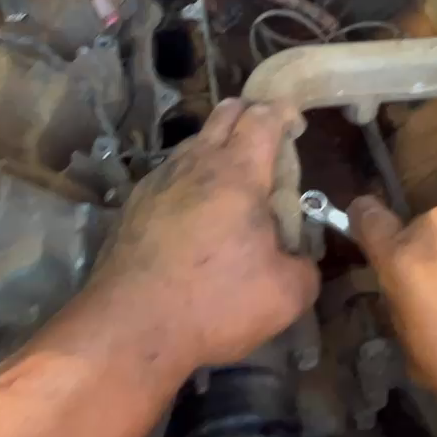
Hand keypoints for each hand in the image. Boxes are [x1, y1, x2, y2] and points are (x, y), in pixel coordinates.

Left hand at [84, 98, 319, 370]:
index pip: (263, 117)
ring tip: (232, 184)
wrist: (131, 325)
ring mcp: (161, 177)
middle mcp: (197, 161)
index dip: (283, 112)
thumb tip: (300, 259)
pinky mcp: (137, 200)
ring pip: (196, 140)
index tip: (295, 123)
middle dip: (250, 114)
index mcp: (237, 172)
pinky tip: (195, 214)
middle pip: (225, 111)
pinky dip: (191, 178)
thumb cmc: (214, 302)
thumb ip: (305, 268)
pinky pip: (172, 172)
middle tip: (268, 142)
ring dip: (218, 147)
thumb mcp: (285, 296)